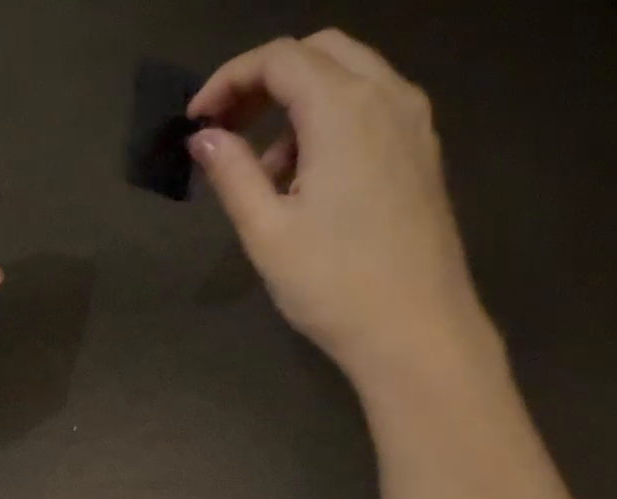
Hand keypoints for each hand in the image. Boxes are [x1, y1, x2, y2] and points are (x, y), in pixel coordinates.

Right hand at [187, 31, 496, 387]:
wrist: (415, 329)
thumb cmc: (332, 283)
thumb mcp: (266, 231)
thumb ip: (232, 174)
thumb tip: (205, 138)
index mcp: (344, 110)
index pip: (279, 59)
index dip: (228, 80)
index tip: (195, 122)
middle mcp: (386, 98)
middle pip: (319, 52)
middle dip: (264, 79)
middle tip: (226, 126)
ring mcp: (413, 123)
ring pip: (349, 77)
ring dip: (297, 103)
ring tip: (263, 168)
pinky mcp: (421, 153)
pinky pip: (371, 108)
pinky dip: (329, 121)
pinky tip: (306, 179)